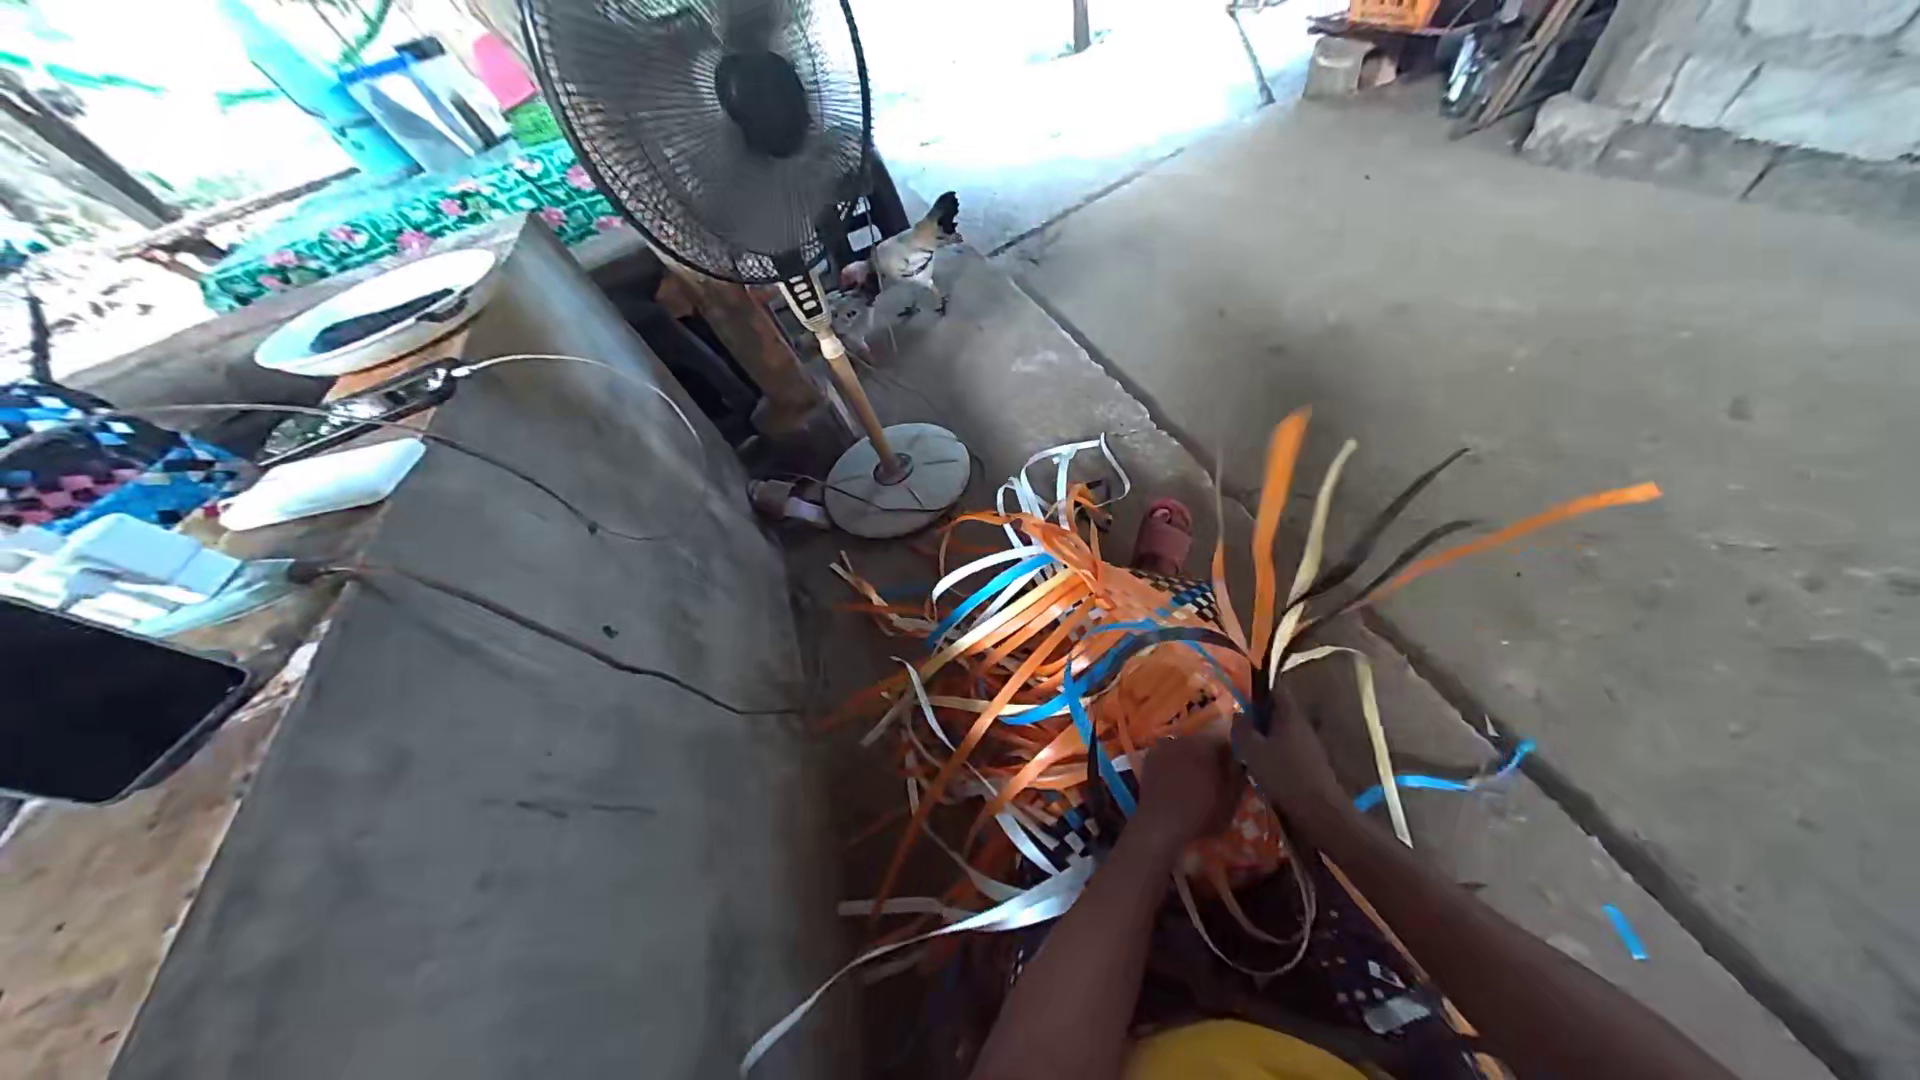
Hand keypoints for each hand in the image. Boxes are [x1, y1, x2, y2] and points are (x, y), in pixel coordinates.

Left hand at [1130, 730, 1240, 853]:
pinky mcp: (1149, 758)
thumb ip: (1238, 775)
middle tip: (1214, 776)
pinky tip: (1175, 779)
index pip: (1225, 741)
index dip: (1231, 755)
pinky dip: (1173, 762)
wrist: (1160, 824)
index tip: (1234, 770)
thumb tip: (1240, 761)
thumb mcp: (1230, 799)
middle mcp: (1183, 739)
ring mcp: (1163, 747)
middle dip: (1210, 755)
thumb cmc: (1201, 813)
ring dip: (1190, 758)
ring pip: (1184, 747)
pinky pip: (1167, 754)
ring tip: (1193, 779)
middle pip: (1202, 742)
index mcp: (1206, 745)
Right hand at [1231, 688, 1346, 824]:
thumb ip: (1242, 729)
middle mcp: (1302, 725)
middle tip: (1239, 724)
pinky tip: (1262, 766)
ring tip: (1247, 747)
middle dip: (1259, 715)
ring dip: (1266, 735)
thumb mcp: (1252, 750)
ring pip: (1283, 731)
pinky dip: (1275, 751)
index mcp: (1289, 716)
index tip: (1242, 697)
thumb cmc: (1283, 774)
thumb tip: (1238, 714)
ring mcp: (1309, 745)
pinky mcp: (1311, 763)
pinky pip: (1288, 748)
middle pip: (1279, 711)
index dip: (1259, 690)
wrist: (1319, 811)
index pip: (1276, 690)